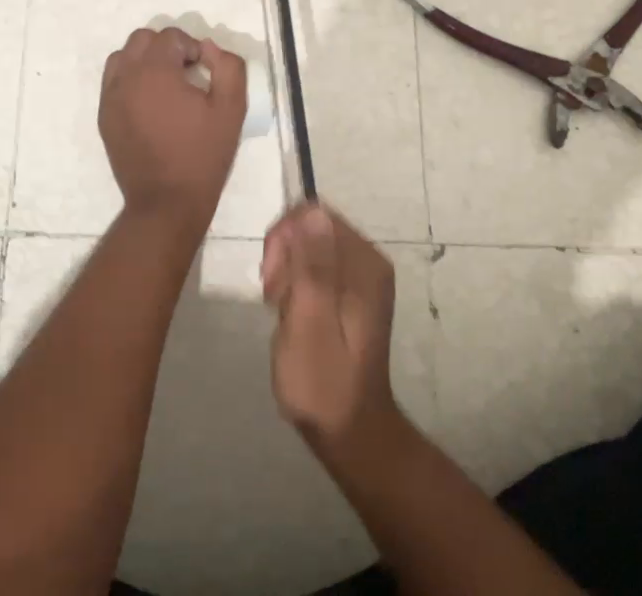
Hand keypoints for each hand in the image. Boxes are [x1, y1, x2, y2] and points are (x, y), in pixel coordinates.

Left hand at [97, 27, 246, 221]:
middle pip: (141, 40)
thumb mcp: (231, 109)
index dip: (192, 48)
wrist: (167, 201)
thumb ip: (228, 67)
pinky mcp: (105, 118)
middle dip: (166, 49)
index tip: (204, 72)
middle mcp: (125, 78)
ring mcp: (110, 98)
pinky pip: (113, 84)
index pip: (170, 36)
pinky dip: (131, 83)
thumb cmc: (203, 155)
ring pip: (122, 59)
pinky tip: (151, 108)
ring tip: (166, 88)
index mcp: (155, 71)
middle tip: (187, 75)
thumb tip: (208, 48)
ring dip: (144, 62)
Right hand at [262, 203, 399, 449]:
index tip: (273, 281)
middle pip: (312, 228)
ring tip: (284, 312)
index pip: (314, 214)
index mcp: (364, 265)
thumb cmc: (322, 380)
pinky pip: (314, 270)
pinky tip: (292, 315)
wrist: (347, 429)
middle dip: (284, 257)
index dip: (284, 239)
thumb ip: (312, 264)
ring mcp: (360, 280)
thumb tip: (313, 212)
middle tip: (276, 301)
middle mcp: (368, 264)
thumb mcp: (309, 320)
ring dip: (286, 274)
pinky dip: (295, 286)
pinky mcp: (349, 296)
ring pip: (308, 249)